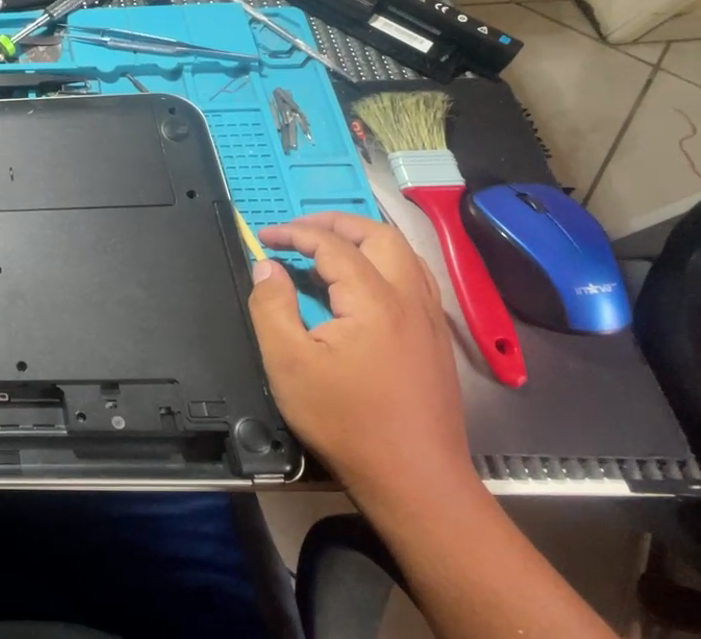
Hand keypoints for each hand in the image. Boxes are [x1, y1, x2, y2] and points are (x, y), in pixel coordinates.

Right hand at [249, 212, 471, 510]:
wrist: (414, 477)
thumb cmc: (345, 420)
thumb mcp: (287, 363)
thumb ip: (271, 306)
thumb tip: (267, 267)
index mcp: (374, 301)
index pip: (333, 246)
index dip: (295, 233)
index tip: (264, 237)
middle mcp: (410, 300)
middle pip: (381, 236)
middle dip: (337, 223)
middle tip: (299, 228)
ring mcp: (430, 320)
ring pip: (405, 255)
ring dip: (364, 240)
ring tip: (328, 247)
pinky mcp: (436, 340)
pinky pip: (415, 280)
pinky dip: (384, 263)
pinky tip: (362, 283)